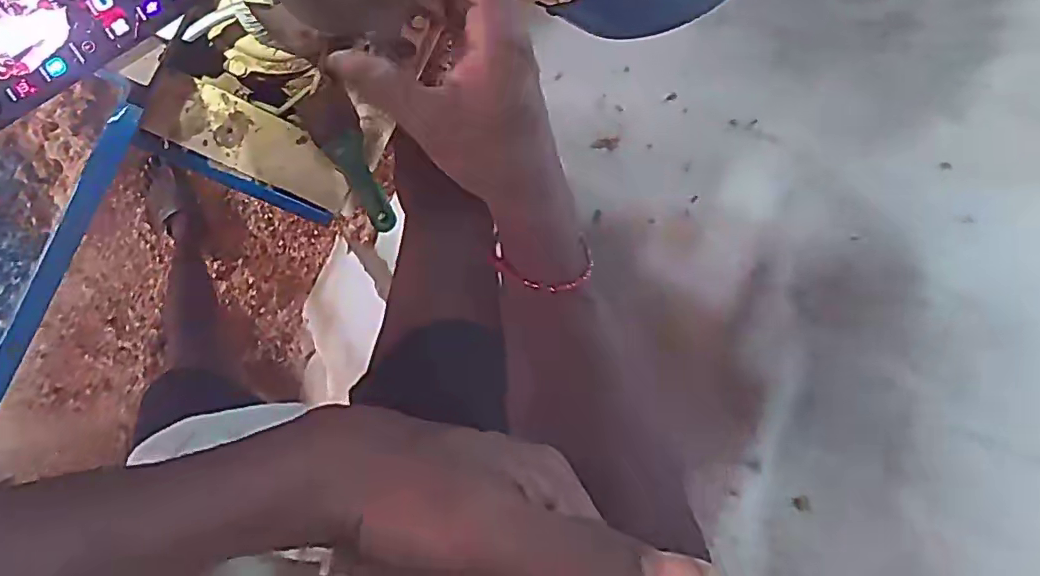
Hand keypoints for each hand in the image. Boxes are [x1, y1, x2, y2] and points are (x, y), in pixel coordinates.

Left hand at [305, 406, 712, 575]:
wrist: (336, 473)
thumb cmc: (422, 499)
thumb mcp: (510, 535)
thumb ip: (595, 556)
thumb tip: (703, 574)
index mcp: (553, 478)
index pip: (606, 554)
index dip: (603, 572)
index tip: (534, 569)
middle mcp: (528, 482)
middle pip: (567, 555)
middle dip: (549, 564)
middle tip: (483, 558)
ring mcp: (488, 495)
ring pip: (529, 554)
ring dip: (523, 558)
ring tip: (463, 555)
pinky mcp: (454, 515)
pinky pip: (493, 552)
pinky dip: (490, 557)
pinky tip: (461, 557)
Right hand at [327, 0, 561, 207]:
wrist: (525, 188)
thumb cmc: (486, 153)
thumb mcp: (429, 119)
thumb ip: (383, 84)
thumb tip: (336, 56)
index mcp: (497, 34)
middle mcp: (505, 30)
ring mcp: (502, 44)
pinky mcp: (494, 59)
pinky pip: (469, 15)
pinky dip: (442, 1)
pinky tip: (413, 4)